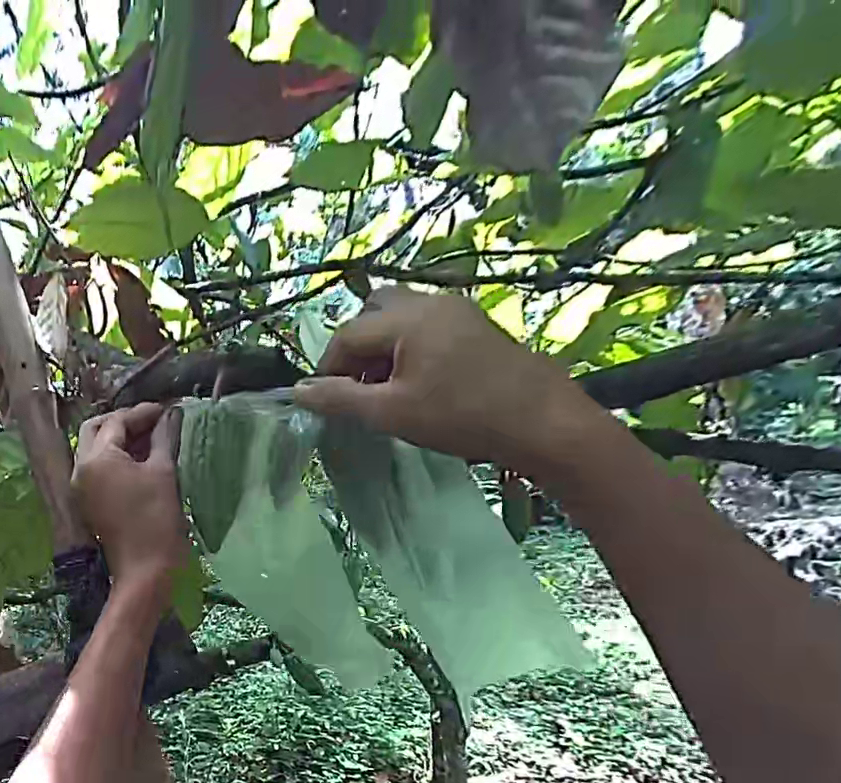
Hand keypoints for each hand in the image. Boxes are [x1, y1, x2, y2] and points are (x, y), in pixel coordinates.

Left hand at [72, 403, 183, 599]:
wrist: (144, 570)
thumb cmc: (156, 519)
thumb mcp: (163, 472)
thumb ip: (164, 437)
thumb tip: (171, 414)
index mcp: (95, 459)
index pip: (115, 422)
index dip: (142, 412)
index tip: (168, 408)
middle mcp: (80, 468)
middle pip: (95, 429)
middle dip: (123, 421)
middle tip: (154, 421)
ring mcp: (80, 486)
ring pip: (92, 448)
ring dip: (117, 438)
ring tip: (150, 437)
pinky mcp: (87, 500)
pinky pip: (96, 468)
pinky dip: (113, 457)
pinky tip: (140, 458)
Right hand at [292, 287, 614, 477]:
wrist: (542, 422)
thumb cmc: (460, 416)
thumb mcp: (390, 412)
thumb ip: (339, 398)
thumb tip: (297, 391)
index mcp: (409, 319)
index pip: (347, 334)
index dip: (327, 367)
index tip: (326, 400)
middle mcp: (431, 303)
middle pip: (372, 311)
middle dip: (354, 347)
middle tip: (356, 386)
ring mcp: (457, 311)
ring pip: (398, 316)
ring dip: (379, 347)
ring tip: (383, 388)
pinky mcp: (473, 325)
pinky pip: (423, 324)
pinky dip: (404, 346)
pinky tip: (412, 381)